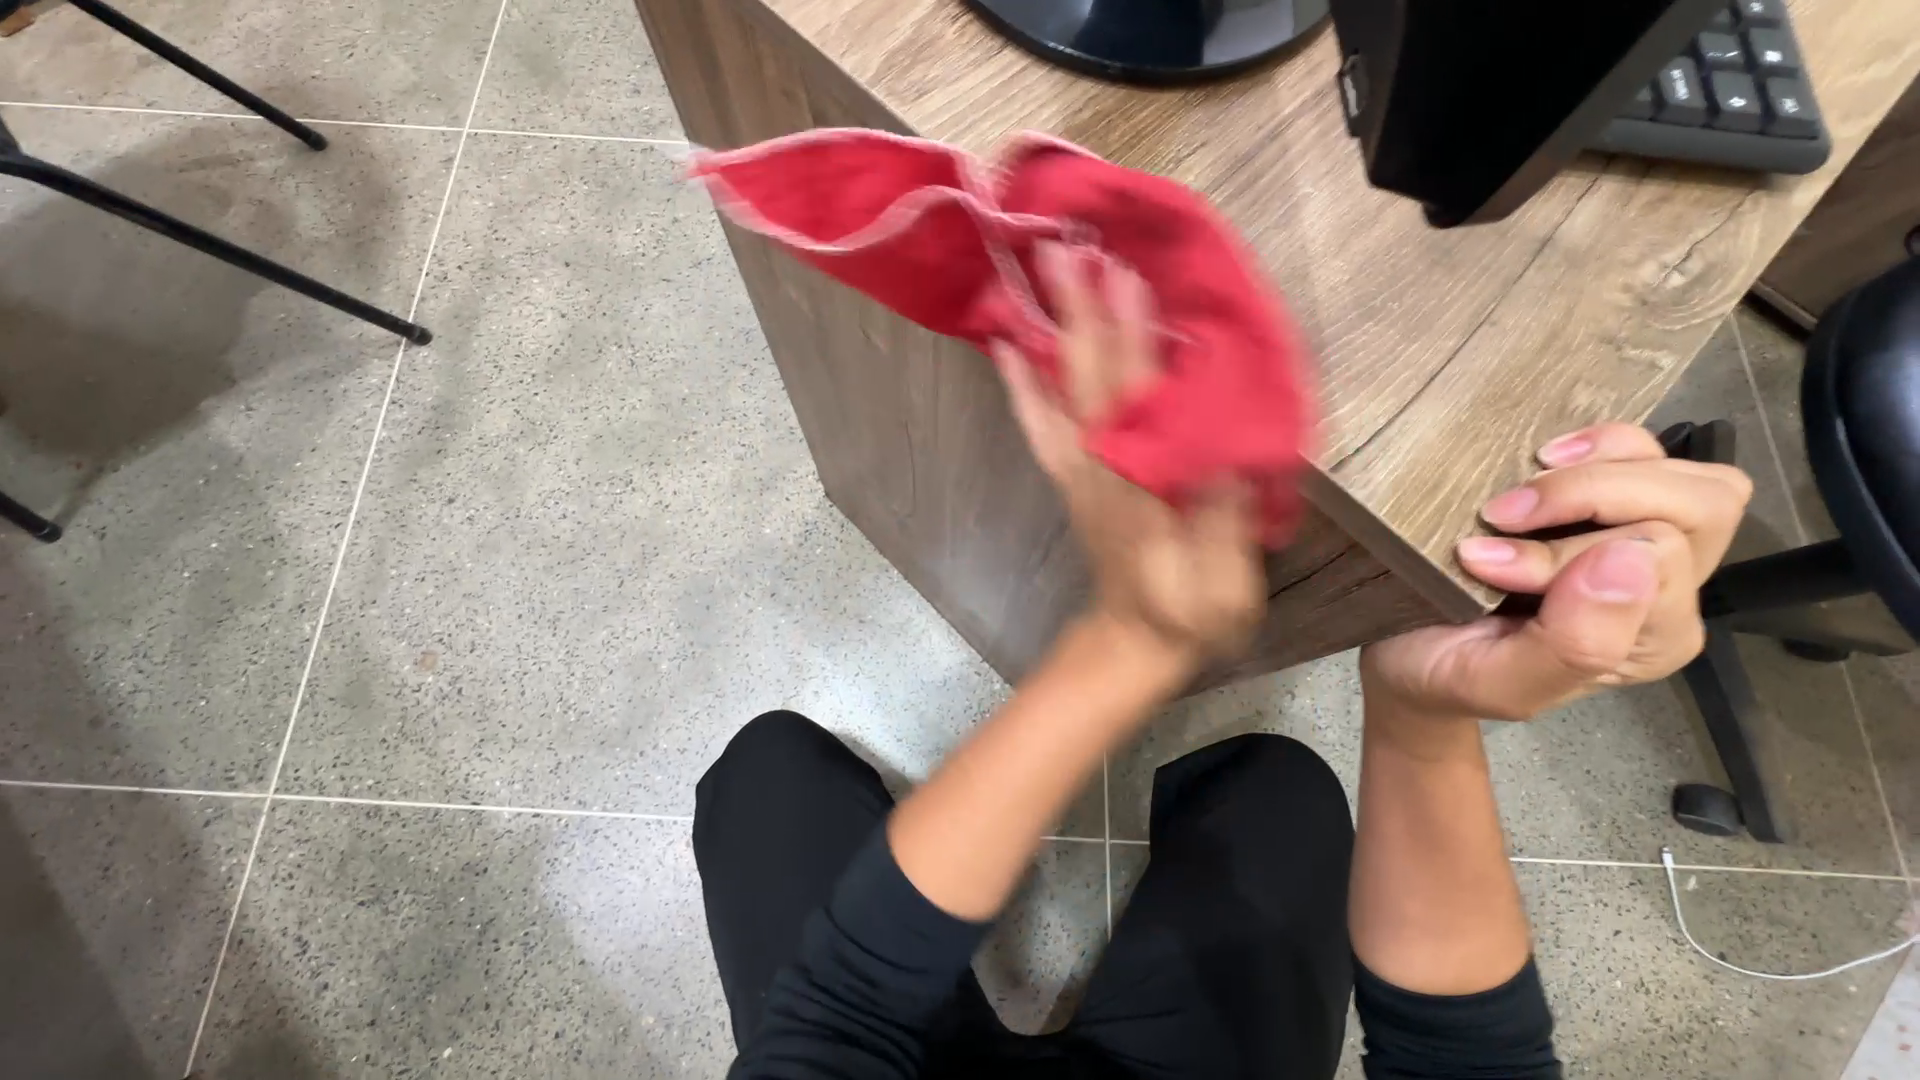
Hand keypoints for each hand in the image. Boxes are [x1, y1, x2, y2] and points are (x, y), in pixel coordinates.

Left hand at [993, 242, 1265, 667]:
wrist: (1132, 641)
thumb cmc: (1187, 615)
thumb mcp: (1220, 585)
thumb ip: (1222, 522)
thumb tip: (1227, 452)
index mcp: (1140, 487)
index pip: (1136, 403)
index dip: (1131, 341)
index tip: (1125, 280)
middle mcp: (1100, 468)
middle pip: (1091, 380)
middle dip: (1084, 313)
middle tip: (1072, 249)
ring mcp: (1079, 471)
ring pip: (1062, 391)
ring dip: (1055, 332)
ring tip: (1045, 274)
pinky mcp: (1071, 476)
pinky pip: (1040, 424)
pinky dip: (1022, 384)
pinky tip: (1010, 346)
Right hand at [1362, 423, 1751, 722]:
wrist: (1406, 657)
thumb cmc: (1442, 675)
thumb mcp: (1493, 681)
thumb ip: (1573, 643)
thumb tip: (1630, 558)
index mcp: (1649, 639)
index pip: (1656, 556)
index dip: (1563, 549)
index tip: (1479, 562)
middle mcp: (1665, 589)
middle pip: (1700, 506)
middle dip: (1590, 495)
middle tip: (1496, 514)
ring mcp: (1642, 542)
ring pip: (1689, 475)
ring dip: (1601, 465)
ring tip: (1521, 484)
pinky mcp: (1609, 507)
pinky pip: (1648, 454)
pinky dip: (1599, 444)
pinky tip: (1539, 460)